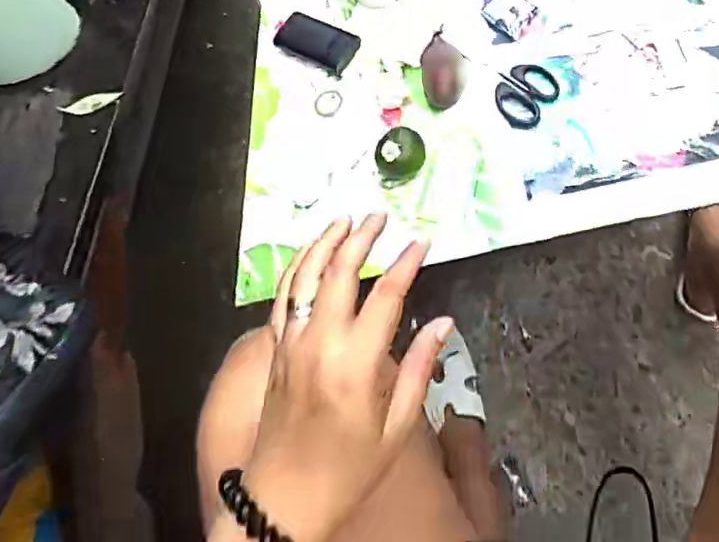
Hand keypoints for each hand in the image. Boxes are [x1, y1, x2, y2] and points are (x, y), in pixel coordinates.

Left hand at [238, 214, 450, 541]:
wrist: (281, 502)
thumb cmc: (347, 470)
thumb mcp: (397, 430)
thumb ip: (420, 369)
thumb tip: (443, 322)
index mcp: (356, 364)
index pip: (386, 296)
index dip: (406, 263)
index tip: (421, 242)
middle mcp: (320, 343)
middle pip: (340, 272)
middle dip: (362, 237)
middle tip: (379, 216)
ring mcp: (292, 341)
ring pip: (306, 275)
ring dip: (325, 241)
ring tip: (345, 219)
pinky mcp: (274, 348)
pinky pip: (282, 295)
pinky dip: (296, 265)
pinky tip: (309, 250)